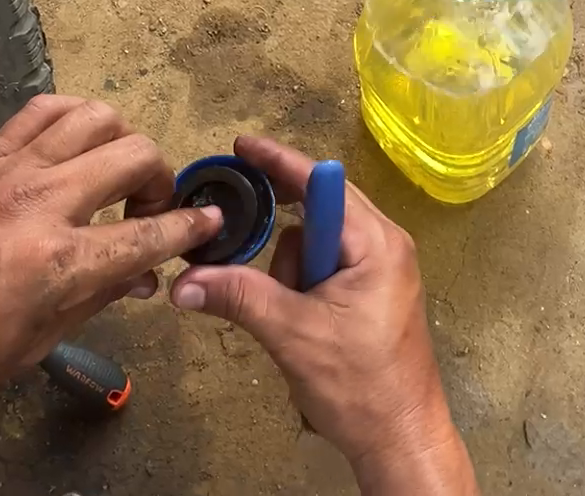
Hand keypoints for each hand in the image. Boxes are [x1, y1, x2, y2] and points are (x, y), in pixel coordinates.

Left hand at [0, 95, 221, 414]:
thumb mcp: (30, 347)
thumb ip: (98, 298)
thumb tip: (145, 274)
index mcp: (59, 263)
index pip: (151, 233)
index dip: (191, 226)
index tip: (210, 221)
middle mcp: (46, 203)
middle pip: (137, 154)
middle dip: (161, 178)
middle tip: (148, 204)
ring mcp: (15, 169)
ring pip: (98, 116)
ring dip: (122, 138)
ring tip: (113, 167)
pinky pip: (46, 107)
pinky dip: (74, 113)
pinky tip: (75, 138)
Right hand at [169, 137, 475, 493]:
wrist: (402, 439)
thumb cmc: (359, 386)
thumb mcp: (293, 335)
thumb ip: (239, 297)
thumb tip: (181, 282)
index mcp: (375, 241)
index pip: (320, 183)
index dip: (279, 161)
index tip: (242, 145)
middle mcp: (385, 241)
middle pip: (320, 204)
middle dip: (280, 218)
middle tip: (240, 218)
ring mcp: (383, 264)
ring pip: (319, 237)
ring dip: (292, 265)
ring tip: (292, 313)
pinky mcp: (375, 286)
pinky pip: (329, 259)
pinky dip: (304, 276)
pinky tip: (299, 313)